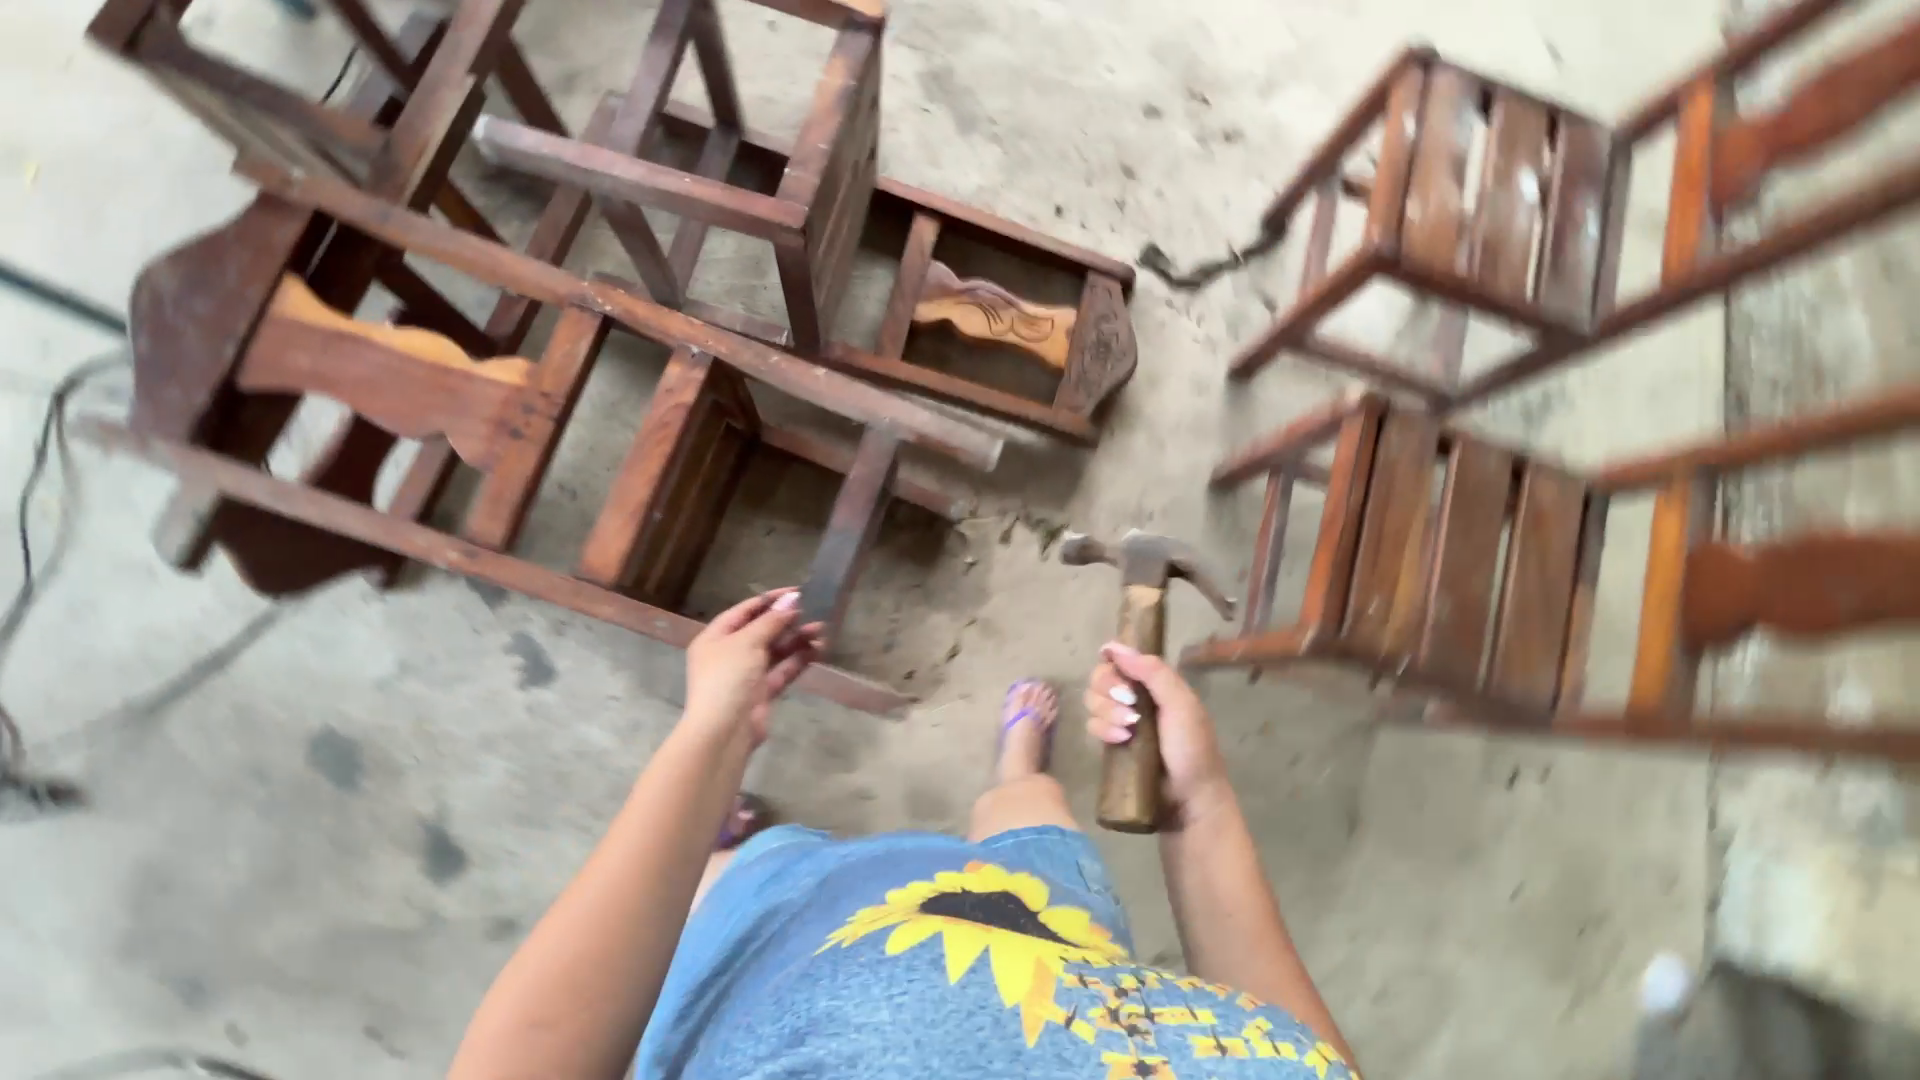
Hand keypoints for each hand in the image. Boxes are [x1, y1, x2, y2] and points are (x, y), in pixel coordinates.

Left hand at [684, 587, 824, 746]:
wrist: (724, 731)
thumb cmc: (728, 678)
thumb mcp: (747, 642)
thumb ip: (771, 621)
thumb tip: (792, 600)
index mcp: (715, 638)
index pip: (744, 611)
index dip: (769, 600)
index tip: (797, 591)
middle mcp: (729, 654)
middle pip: (761, 630)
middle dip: (787, 621)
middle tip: (813, 611)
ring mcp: (745, 675)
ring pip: (775, 651)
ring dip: (797, 640)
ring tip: (821, 630)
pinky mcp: (761, 693)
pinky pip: (782, 670)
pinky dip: (798, 660)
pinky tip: (817, 650)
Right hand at [1084, 642, 1231, 821]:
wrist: (1189, 799)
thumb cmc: (1192, 748)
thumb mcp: (1181, 705)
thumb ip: (1153, 672)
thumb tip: (1115, 646)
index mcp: (1156, 683)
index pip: (1122, 658)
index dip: (1114, 662)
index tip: (1114, 668)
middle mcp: (1136, 696)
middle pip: (1101, 676)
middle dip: (1109, 689)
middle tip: (1128, 704)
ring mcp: (1122, 719)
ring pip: (1093, 700)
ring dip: (1107, 711)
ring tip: (1129, 729)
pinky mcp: (1112, 742)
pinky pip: (1092, 725)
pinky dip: (1103, 729)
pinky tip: (1120, 740)